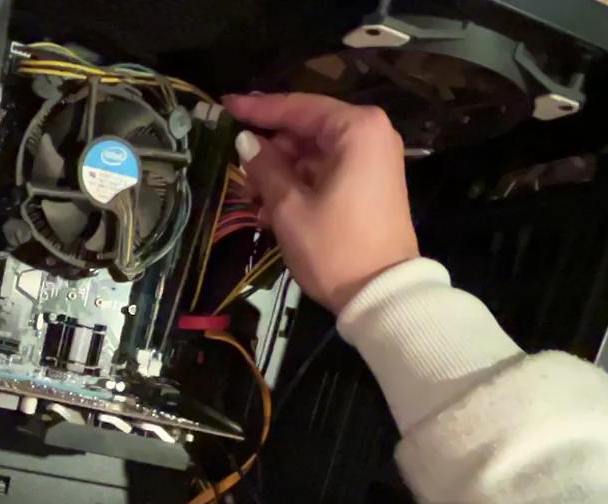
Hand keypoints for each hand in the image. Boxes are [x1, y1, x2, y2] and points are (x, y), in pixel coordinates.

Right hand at [222, 93, 420, 312]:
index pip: (298, 108)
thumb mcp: (290, 209)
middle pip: (307, 131)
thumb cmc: (333, 248)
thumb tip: (244, 142)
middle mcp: (369, 136)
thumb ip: (265, 169)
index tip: (227, 106)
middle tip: (235, 166)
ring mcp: (372, 162)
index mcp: (355, 130)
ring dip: (280, 172)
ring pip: (314, 155)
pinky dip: (299, 186)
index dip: (259, 109)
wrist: (380, 292)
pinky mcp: (369, 187)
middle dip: (270, 149)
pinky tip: (271, 209)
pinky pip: (326, 174)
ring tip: (249, 196)